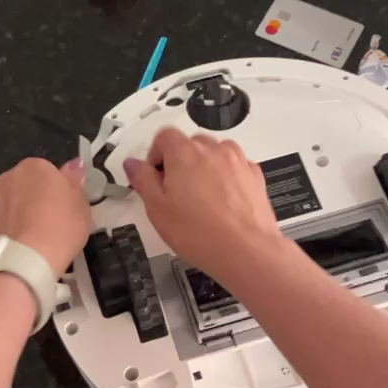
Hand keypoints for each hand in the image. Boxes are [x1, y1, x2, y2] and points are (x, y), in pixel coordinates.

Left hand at [0, 157, 91, 271]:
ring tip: (34, 234)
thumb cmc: (60, 229)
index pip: (50, 172)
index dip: (58, 191)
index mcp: (36, 166)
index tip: (65, 208)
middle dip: (37, 197)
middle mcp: (11, 175)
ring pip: (12, 199)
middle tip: (52, 221)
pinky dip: (9, 224)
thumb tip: (74, 166)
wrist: (27, 259)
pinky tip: (20, 240)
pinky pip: (1, 216)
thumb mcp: (82, 207)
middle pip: (28, 183)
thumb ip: (75, 183)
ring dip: (20, 210)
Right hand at [124, 127, 287, 284]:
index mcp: (184, 153)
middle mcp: (213, 150)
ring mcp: (237, 161)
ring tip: (201, 202)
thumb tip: (133, 165)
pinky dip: (226, 180)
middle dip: (180, 163)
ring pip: (214, 155)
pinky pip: (234, 168)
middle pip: (190, 144)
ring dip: (204, 170)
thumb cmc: (202, 234)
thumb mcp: (158, 210)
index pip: (164, 137)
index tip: (155, 176)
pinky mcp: (254, 175)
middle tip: (176, 194)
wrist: (246, 251)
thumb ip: (143, 180)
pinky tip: (221, 206)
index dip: (155, 156)